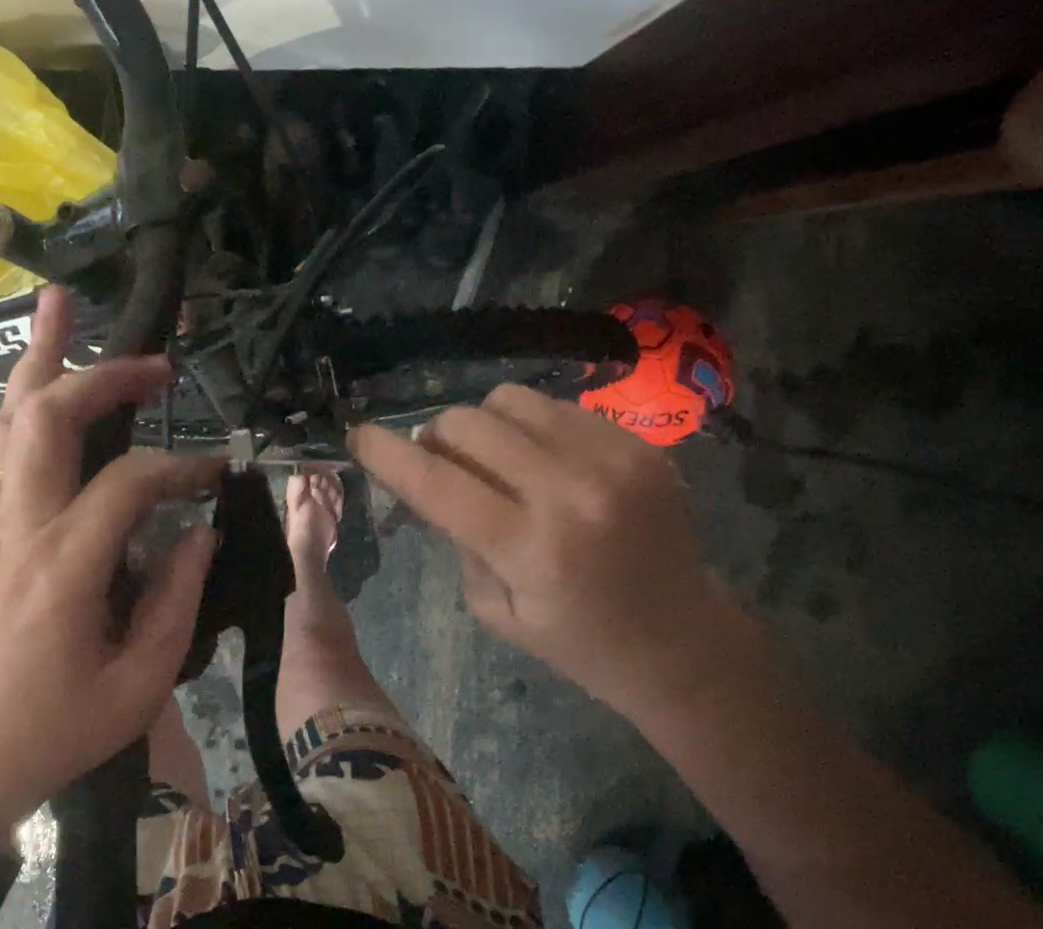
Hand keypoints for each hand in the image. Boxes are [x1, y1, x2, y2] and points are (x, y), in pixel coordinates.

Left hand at [0, 286, 223, 890]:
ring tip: (59, 303)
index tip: (215, 471)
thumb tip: (198, 528)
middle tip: (155, 362)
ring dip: (37, 360)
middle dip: (102, 375)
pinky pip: (0, 448)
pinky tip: (42, 383)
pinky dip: (24, 404)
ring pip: (9, 420)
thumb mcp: (136, 687)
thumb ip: (175, 599)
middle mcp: (17, 527)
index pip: (129, 482)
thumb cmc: (49, 733)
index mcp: (62, 567)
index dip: (181, 467)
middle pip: (47, 417)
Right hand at [349, 385, 758, 714]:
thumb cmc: (577, 642)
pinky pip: (557, 406)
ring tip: (494, 458)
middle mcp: (572, 492)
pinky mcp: (639, 444)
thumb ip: (456, 537)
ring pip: (510, 400)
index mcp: (531, 548)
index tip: (358, 435)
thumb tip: (431, 476)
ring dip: (484, 425)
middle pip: (469, 423)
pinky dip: (531, 427)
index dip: (386, 453)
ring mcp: (613, 459)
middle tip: (439, 462)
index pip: (437, 482)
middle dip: (436, 437)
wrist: (684, 640)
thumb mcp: (496, 610)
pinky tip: (543, 461)